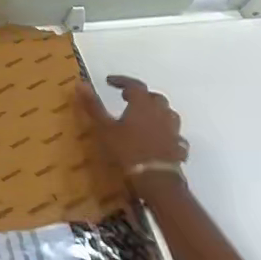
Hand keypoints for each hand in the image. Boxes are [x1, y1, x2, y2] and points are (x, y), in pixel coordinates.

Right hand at [81, 75, 187, 193]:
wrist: (156, 178)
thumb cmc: (127, 149)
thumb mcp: (104, 127)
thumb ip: (93, 105)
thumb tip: (81, 82)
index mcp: (143, 105)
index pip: (134, 85)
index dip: (122, 81)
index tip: (109, 81)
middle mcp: (161, 113)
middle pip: (155, 97)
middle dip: (141, 95)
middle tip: (127, 98)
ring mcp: (173, 131)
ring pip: (168, 114)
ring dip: (157, 112)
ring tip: (145, 117)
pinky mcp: (179, 147)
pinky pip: (175, 135)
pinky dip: (166, 133)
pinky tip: (160, 139)